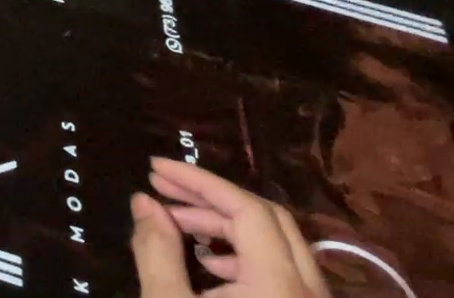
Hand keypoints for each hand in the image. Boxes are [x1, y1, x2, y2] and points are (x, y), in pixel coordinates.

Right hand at [131, 157, 329, 297]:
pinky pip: (283, 269)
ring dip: (223, 223)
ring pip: (277, 244)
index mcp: (280, 285)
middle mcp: (309, 292)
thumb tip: (144, 201)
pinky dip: (241, 252)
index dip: (200, 180)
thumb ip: (155, 250)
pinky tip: (207, 263)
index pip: (249, 210)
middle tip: (160, 186)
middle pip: (269, 220)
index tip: (154, 168)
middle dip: (211, 196)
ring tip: (175, 223)